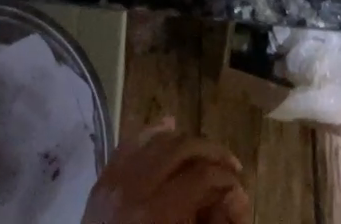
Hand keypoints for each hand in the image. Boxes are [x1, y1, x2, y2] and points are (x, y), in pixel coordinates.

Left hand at [81, 119, 251, 223]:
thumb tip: (237, 195)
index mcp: (156, 212)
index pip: (200, 176)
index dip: (226, 177)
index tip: (238, 185)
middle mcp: (133, 186)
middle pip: (181, 148)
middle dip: (211, 152)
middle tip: (230, 165)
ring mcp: (114, 180)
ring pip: (156, 140)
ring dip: (185, 141)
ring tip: (205, 155)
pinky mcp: (102, 180)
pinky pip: (129, 144)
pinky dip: (151, 133)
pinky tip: (169, 128)